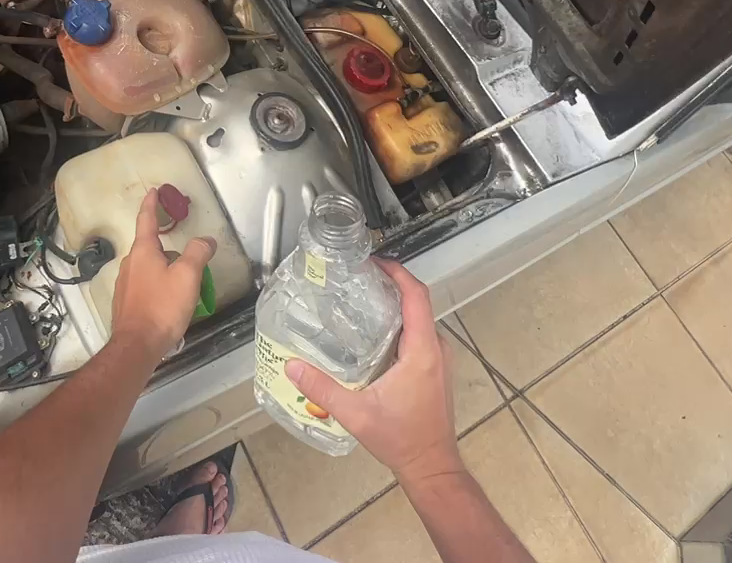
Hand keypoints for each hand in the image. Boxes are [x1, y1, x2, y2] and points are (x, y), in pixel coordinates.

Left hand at [109, 187, 216, 363]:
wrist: (136, 346)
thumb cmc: (162, 307)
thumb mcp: (187, 276)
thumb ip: (197, 253)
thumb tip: (205, 240)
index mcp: (143, 251)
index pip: (146, 219)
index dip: (151, 204)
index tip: (153, 191)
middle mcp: (130, 263)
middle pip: (150, 247)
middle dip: (169, 248)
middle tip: (187, 256)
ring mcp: (125, 283)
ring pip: (149, 268)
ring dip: (165, 271)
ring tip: (184, 286)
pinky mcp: (125, 302)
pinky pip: (145, 286)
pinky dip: (158, 287)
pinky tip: (170, 304)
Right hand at [288, 258, 462, 486]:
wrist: (432, 469)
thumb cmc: (402, 441)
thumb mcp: (356, 415)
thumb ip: (323, 389)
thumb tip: (293, 366)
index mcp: (423, 351)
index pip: (417, 296)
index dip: (398, 273)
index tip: (374, 262)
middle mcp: (436, 350)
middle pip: (418, 302)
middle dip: (391, 283)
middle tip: (360, 277)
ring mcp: (439, 360)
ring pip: (419, 318)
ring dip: (396, 303)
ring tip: (363, 298)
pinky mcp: (435, 370)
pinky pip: (420, 333)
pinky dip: (401, 322)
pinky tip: (375, 330)